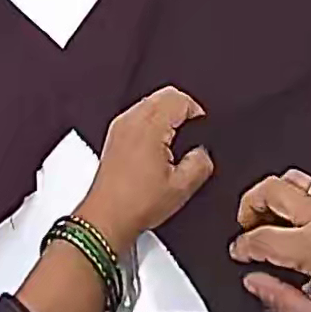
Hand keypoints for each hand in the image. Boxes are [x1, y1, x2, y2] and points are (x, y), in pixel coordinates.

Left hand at [75, 87, 214, 252]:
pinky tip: (157, 145)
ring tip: (175, 140)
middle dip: (182, 108)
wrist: (107, 217)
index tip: (202, 128)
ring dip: (166, 113)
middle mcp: (132, 120)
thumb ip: (200, 163)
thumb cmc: (136, 203)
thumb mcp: (181, 188)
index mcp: (150, 126)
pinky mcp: (114, 134)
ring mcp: (120, 126)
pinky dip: (151, 121)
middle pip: (164, 94)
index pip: (179, 99)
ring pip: (150, 101)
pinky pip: (137, 114)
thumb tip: (203, 152)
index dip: (197, 112)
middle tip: (191, 131)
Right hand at [231, 170, 310, 311]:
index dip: (242, 245)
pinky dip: (300, 192)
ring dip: (274, 193)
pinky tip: (298, 214)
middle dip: (250, 205)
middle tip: (246, 226)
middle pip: (272, 190)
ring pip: (294, 178)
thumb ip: (278, 298)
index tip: (238, 252)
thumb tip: (253, 281)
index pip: (262, 236)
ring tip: (268, 215)